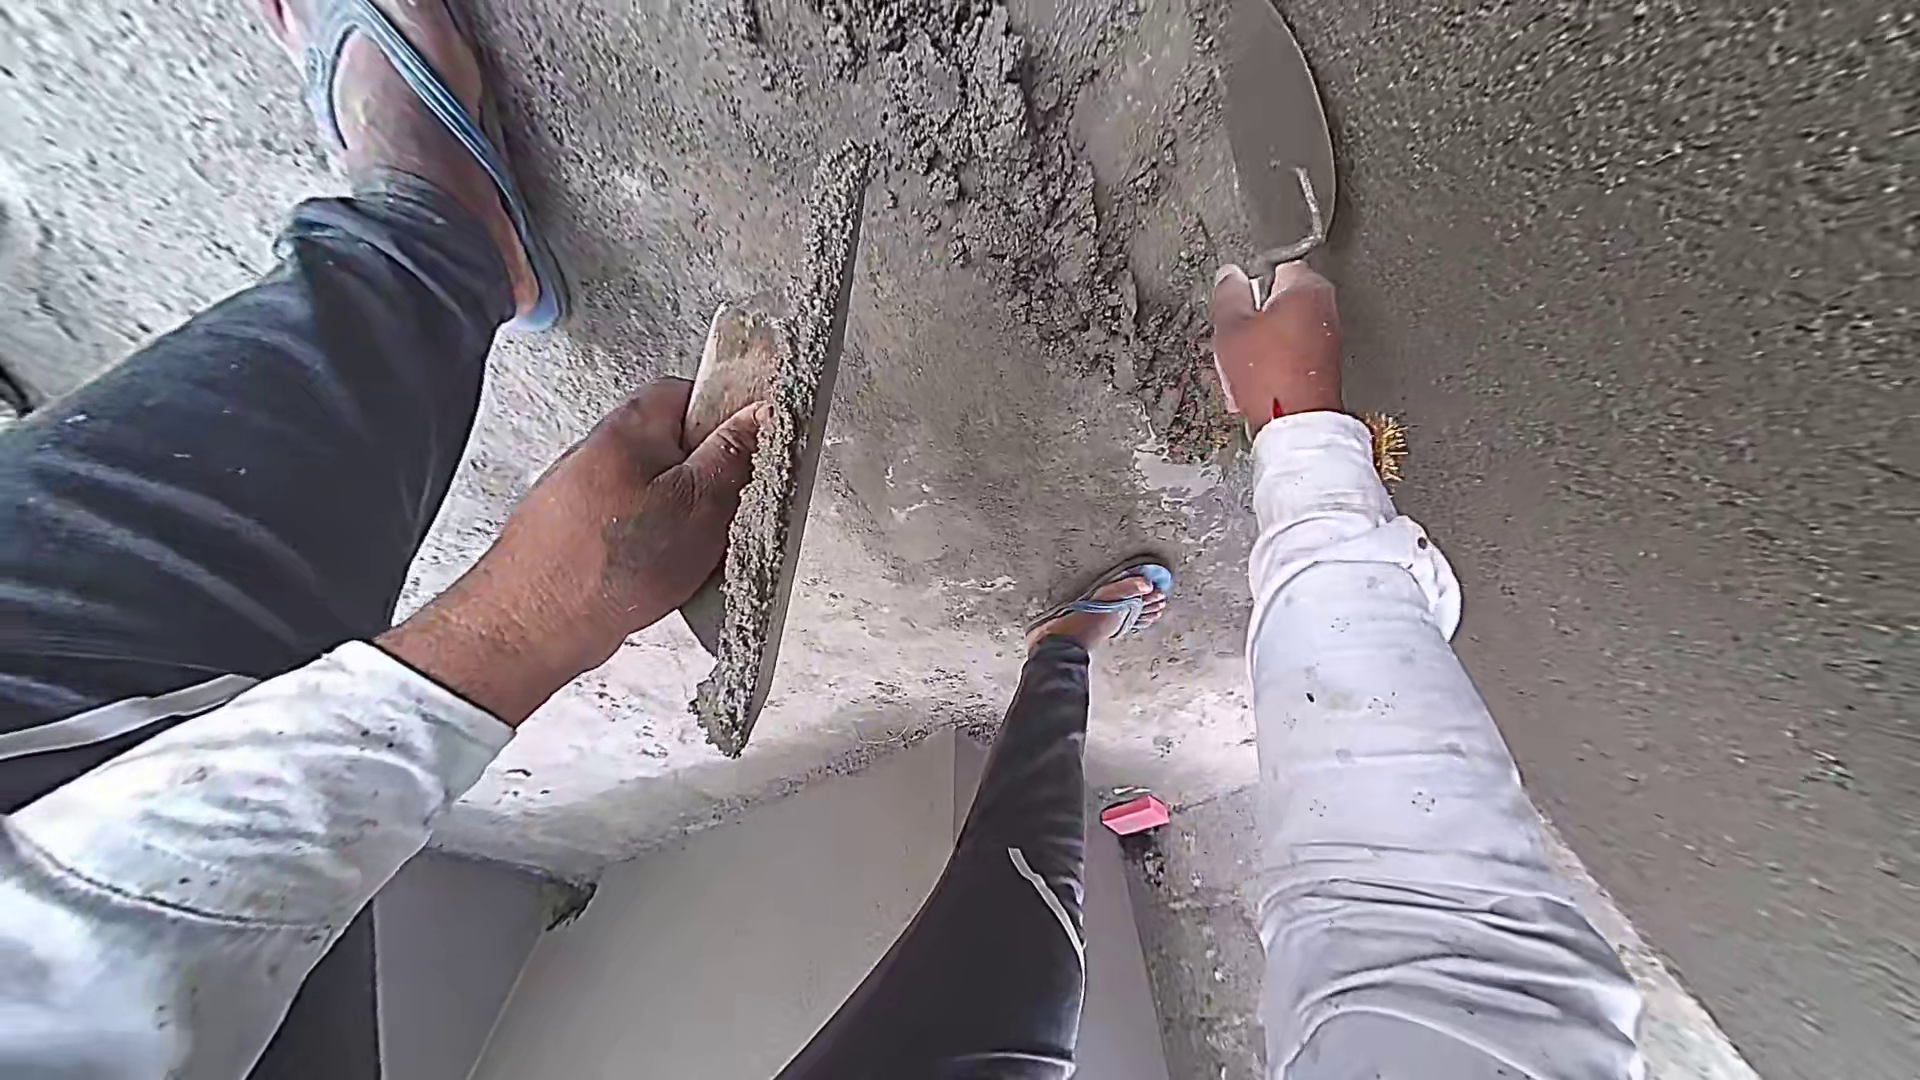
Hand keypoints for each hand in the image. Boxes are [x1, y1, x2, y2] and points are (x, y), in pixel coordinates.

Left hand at [380, 378, 765, 723]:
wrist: (535, 625)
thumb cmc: (615, 561)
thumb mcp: (699, 502)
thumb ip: (733, 453)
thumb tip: (762, 412)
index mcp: (632, 427)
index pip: (689, 392)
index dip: (726, 415)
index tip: (750, 446)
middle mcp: (604, 449)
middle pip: (677, 444)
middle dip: (708, 475)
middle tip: (726, 507)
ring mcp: (589, 489)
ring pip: (661, 486)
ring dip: (686, 511)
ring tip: (695, 546)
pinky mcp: (585, 527)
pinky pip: (640, 520)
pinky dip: (660, 537)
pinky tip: (666, 566)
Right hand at [1209, 262, 1343, 435]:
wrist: (1293, 421)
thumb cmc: (1268, 374)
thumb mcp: (1231, 327)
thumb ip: (1228, 295)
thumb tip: (1229, 276)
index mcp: (1306, 288)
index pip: (1274, 269)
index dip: (1247, 290)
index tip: (1234, 307)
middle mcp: (1324, 308)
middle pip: (1275, 305)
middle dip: (1251, 323)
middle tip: (1234, 341)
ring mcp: (1325, 338)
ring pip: (1279, 334)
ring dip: (1256, 349)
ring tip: (1240, 369)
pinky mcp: (1320, 366)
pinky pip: (1287, 358)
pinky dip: (1269, 368)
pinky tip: (1254, 385)